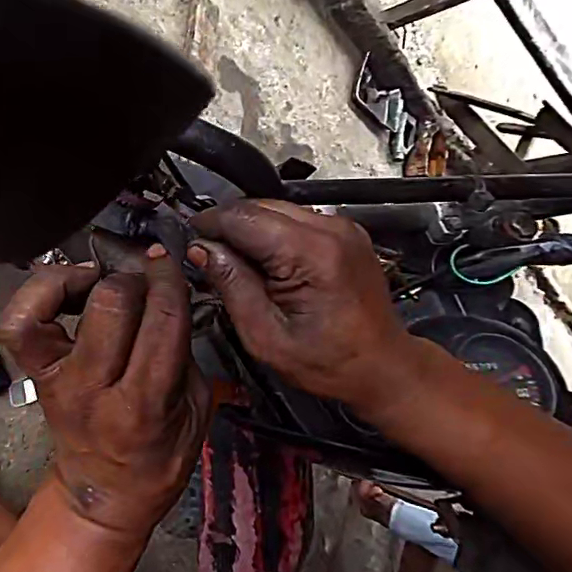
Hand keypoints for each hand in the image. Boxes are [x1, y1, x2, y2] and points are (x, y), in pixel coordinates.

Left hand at [0, 248, 209, 538]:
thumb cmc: (156, 458)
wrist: (104, 494)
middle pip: (109, 304)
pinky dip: (38, 294)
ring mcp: (55, 381)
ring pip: (50, 305)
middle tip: (141, 282)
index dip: (166, 280)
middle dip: (132, 279)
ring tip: (99, 278)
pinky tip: (67, 289)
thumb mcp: (196, 410)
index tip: (166, 263)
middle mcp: (92, 390)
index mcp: (142, 406)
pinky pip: (19, 323)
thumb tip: (167, 295)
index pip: (159, 322)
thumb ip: (185, 353)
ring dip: (81, 278)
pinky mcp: (34, 374)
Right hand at [189, 199, 419, 411]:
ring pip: (273, 207)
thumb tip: (202, 250)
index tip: (189, 239)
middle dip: (224, 226)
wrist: (383, 366)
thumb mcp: (265, 335)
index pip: (242, 218)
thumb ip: (231, 285)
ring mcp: (341, 227)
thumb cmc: (335, 362)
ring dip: (246, 228)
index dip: (208, 225)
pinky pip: (292, 217)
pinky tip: (262, 261)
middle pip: (257, 205)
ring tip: (233, 261)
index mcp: (313, 254)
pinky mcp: (342, 231)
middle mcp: (331, 231)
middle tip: (205, 253)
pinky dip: (269, 232)